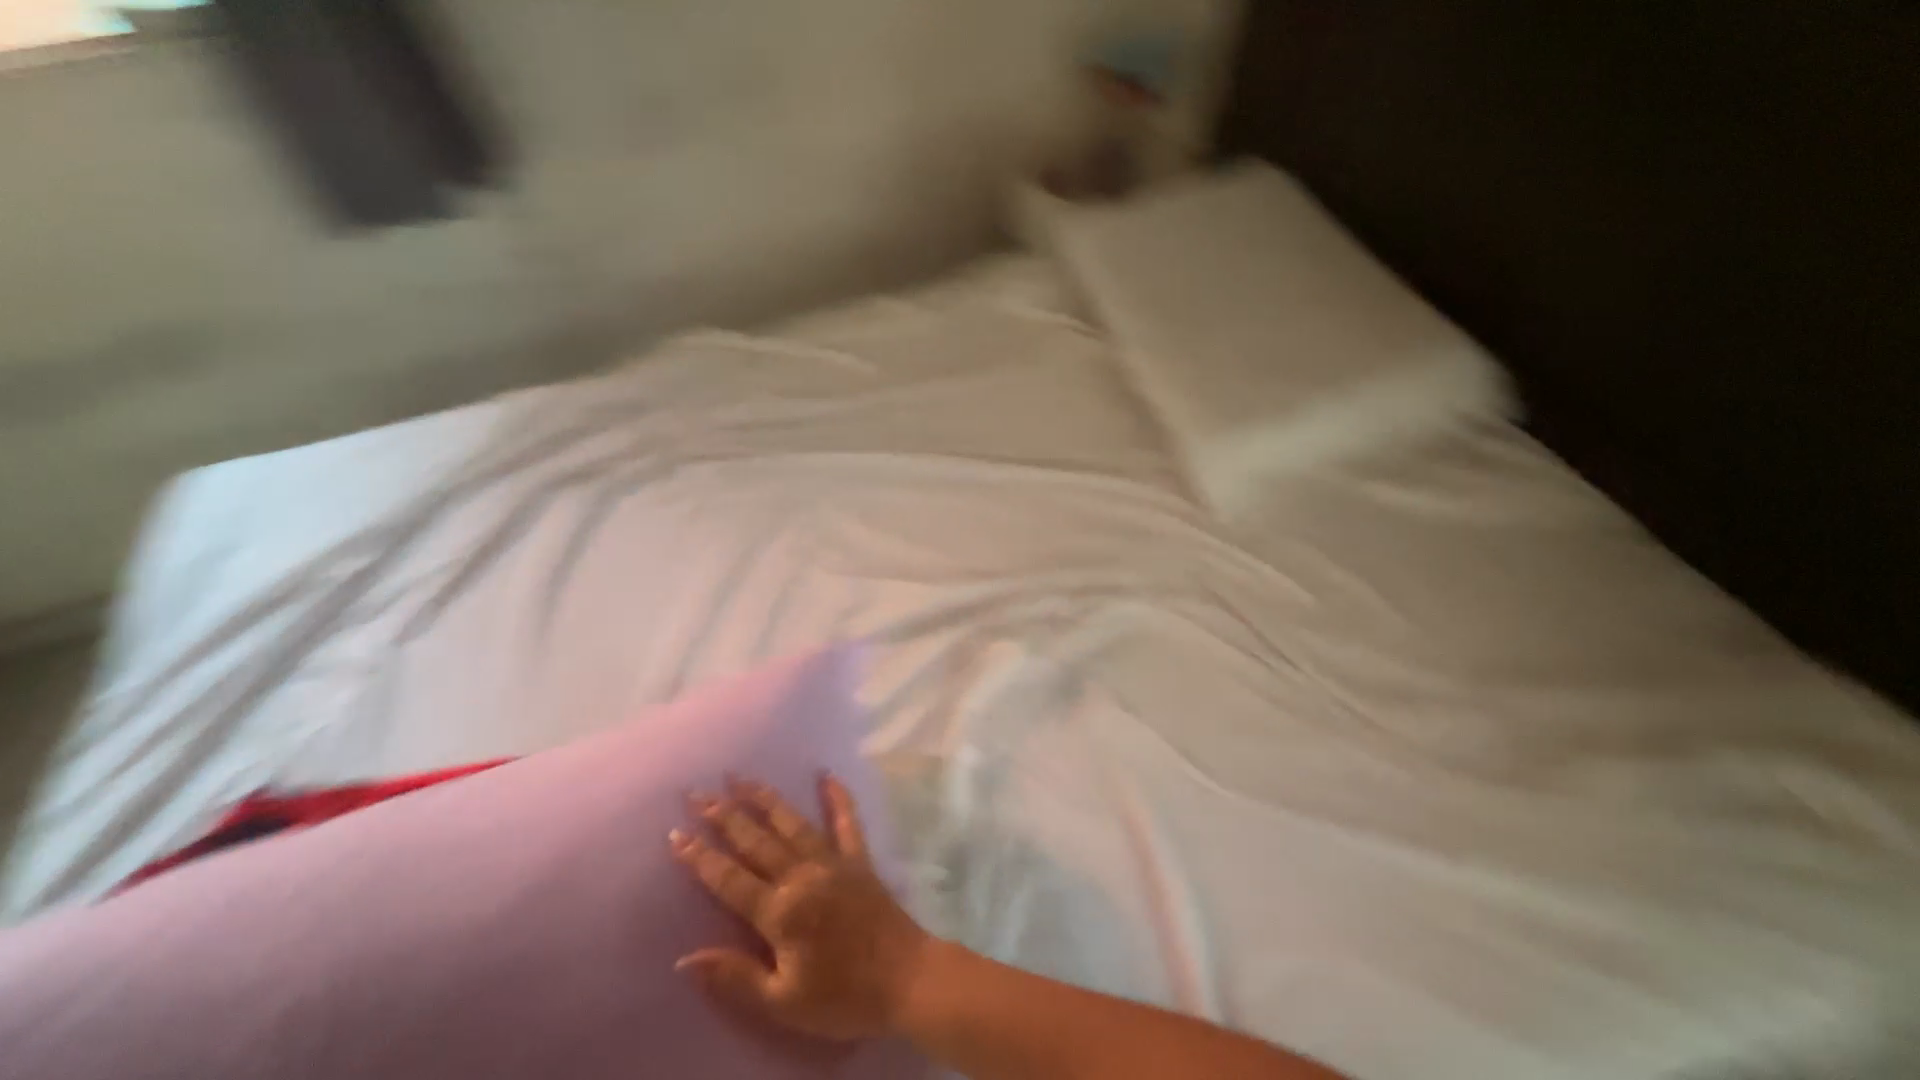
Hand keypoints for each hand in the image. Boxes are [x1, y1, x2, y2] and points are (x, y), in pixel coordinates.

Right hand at [671, 774, 931, 1042]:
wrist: (908, 981)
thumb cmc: (843, 997)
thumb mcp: (782, 1002)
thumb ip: (734, 976)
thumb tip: (685, 957)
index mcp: (780, 912)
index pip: (730, 880)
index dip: (700, 858)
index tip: (675, 833)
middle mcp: (803, 877)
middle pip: (756, 841)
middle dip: (724, 816)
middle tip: (697, 792)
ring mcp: (834, 863)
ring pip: (792, 823)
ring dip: (765, 799)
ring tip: (740, 776)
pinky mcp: (860, 861)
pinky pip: (848, 822)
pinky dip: (837, 797)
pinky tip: (827, 774)